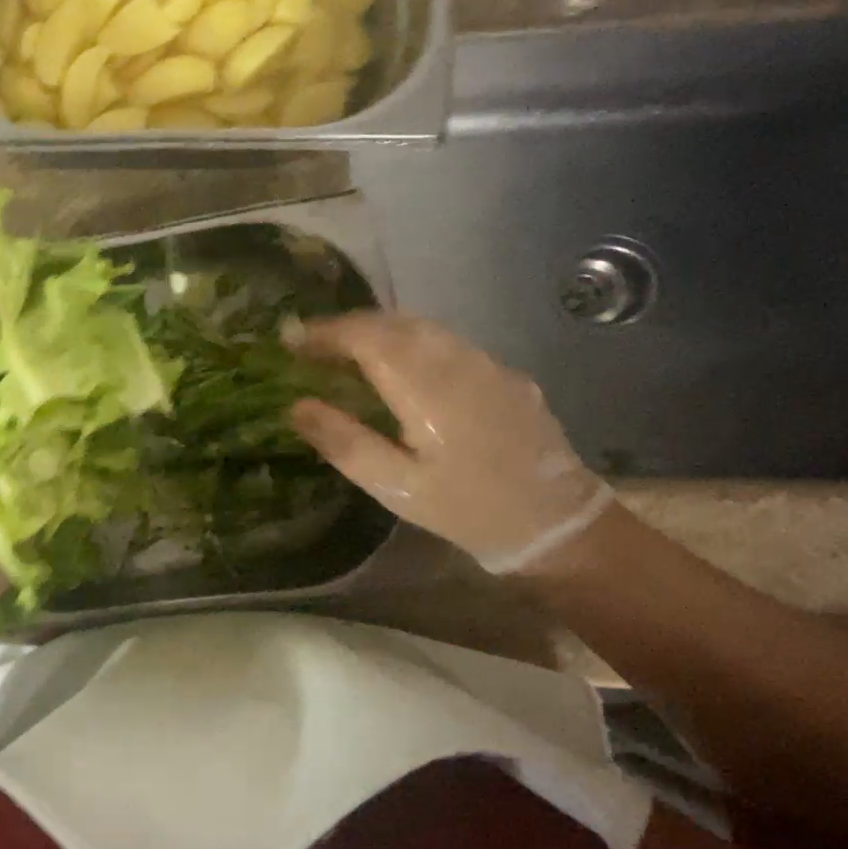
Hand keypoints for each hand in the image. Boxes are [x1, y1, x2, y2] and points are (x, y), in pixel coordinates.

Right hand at [287, 312, 613, 573]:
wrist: (557, 524)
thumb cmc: (466, 508)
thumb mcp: (394, 486)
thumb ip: (343, 442)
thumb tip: (297, 406)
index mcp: (428, 389)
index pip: (368, 339)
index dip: (326, 333)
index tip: (290, 339)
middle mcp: (460, 365)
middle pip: (396, 324)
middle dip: (348, 327)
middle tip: (311, 343)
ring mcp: (489, 367)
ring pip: (425, 329)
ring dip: (379, 331)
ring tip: (346, 350)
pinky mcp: (505, 378)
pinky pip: (448, 343)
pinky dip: (409, 342)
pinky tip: (398, 366)